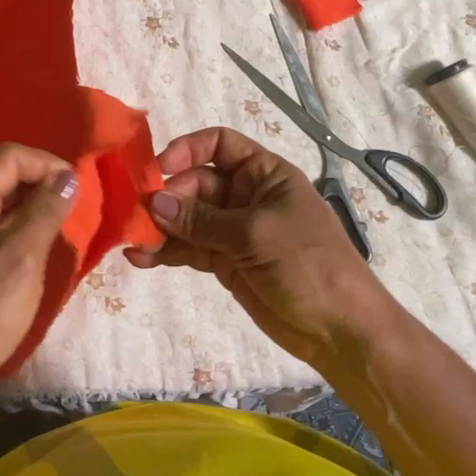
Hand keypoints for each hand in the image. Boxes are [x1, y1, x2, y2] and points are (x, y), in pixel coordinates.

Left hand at [0, 142, 79, 394]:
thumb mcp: (22, 258)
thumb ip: (46, 210)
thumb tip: (68, 176)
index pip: (7, 156)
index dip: (45, 163)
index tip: (75, 188)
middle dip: (38, 182)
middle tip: (71, 207)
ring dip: (28, 204)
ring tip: (58, 225)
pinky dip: (14, 224)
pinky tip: (33, 245)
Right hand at [125, 127, 382, 367]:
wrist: (341, 331)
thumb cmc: (308, 264)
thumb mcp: (255, 234)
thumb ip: (202, 220)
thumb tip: (154, 203)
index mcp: (265, 174)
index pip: (220, 144)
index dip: (188, 149)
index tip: (160, 169)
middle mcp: (247, 196)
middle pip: (195, 182)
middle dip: (168, 197)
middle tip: (140, 217)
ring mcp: (234, 230)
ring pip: (188, 218)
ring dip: (160, 227)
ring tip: (133, 240)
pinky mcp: (225, 262)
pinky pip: (188, 248)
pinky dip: (165, 252)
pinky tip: (140, 258)